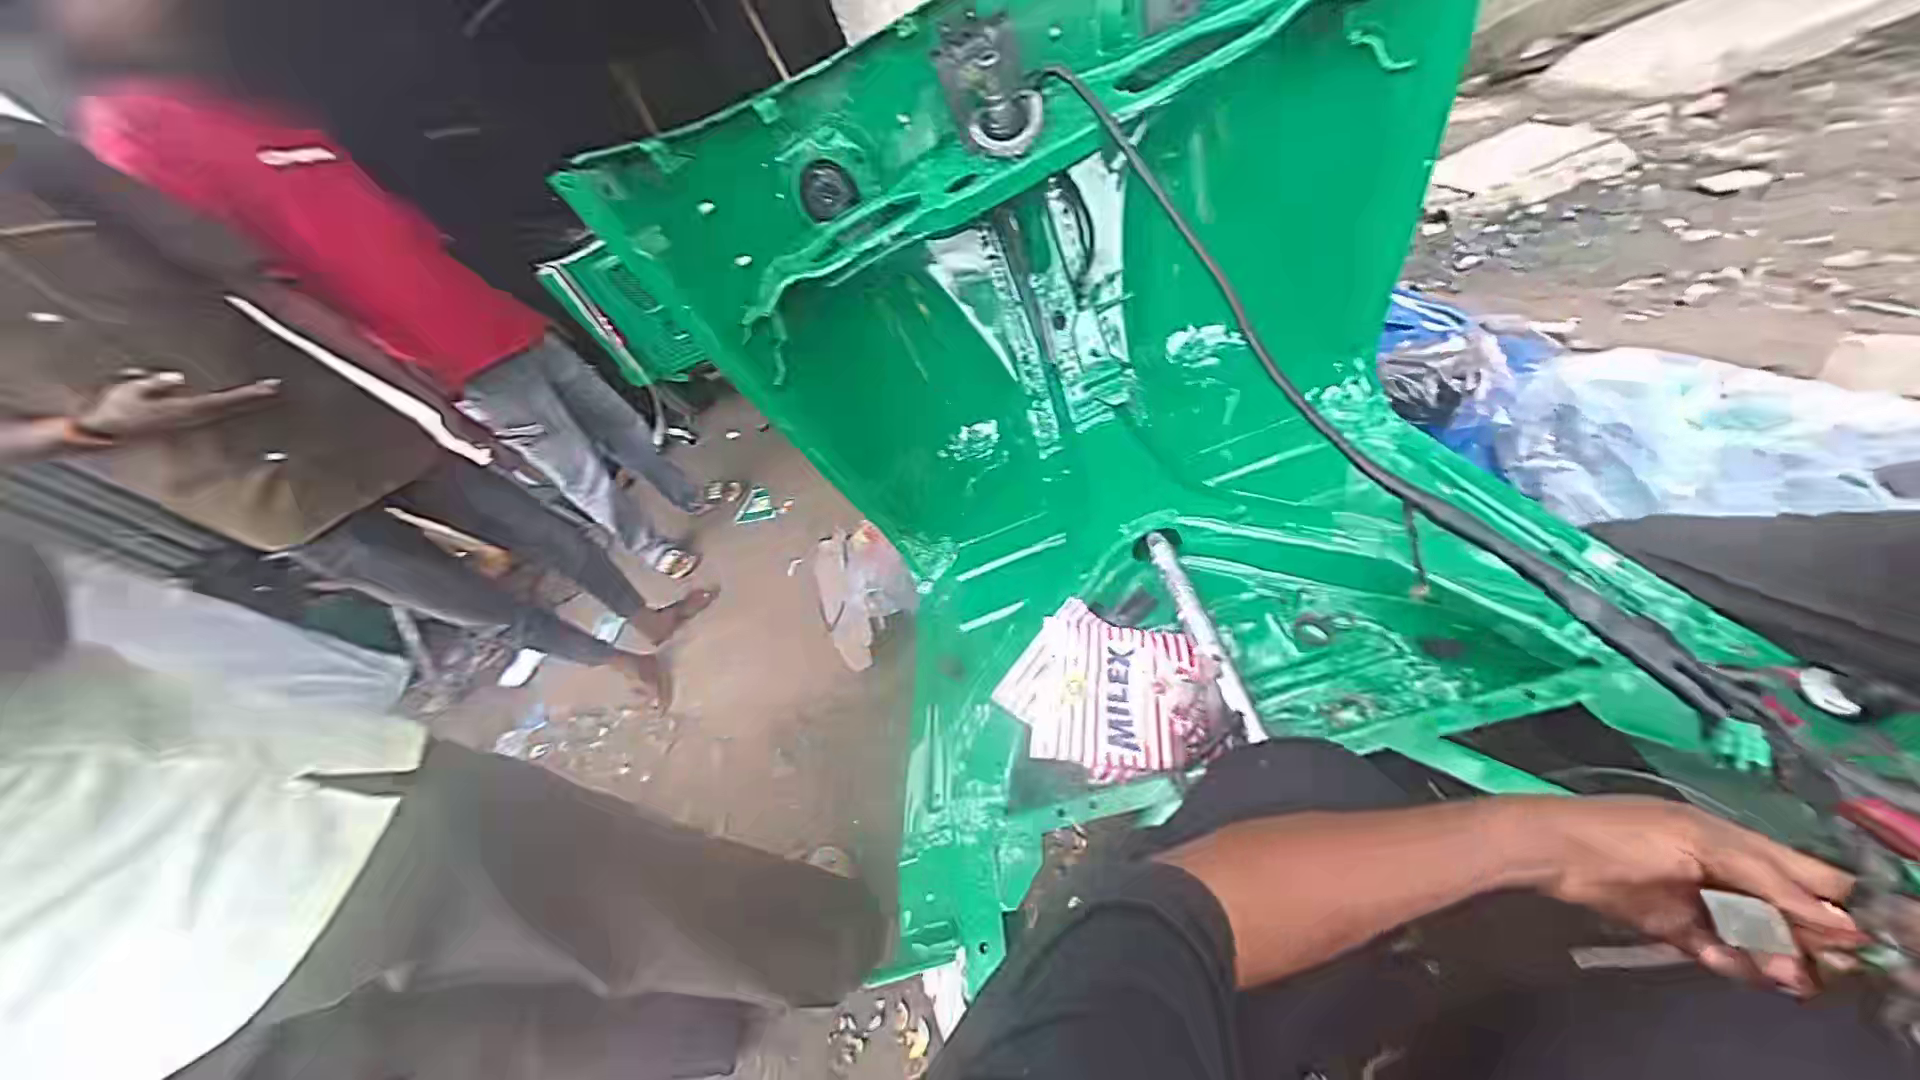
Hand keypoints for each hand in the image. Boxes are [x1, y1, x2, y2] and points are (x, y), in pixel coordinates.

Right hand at [76, 371, 280, 439]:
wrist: (108, 434)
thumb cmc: (118, 412)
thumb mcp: (131, 392)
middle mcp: (197, 419)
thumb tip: (178, 378)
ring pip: (229, 411)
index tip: (269, 387)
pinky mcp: (191, 425)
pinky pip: (216, 414)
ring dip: (246, 402)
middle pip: (234, 406)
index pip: (226, 399)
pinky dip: (231, 407)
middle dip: (255, 397)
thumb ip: (156, 384)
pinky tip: (242, 404)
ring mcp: (196, 424)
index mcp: (186, 409)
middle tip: (275, 387)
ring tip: (265, 393)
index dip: (249, 394)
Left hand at [1531, 797, 1867, 994]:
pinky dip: (1728, 960)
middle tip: (1808, 960)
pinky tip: (1717, 957)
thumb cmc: (1618, 833)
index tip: (1849, 937)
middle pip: (1794, 916)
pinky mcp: (1671, 923)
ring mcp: (1698, 899)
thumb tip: (1839, 922)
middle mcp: (1723, 871)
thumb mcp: (1696, 840)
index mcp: (1732, 841)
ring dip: (1775, 959)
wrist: (1549, 849)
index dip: (1837, 906)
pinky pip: (1719, 951)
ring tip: (1773, 969)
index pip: (1810, 876)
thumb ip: (1766, 876)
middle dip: (1810, 943)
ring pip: (1762, 940)